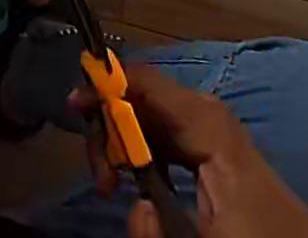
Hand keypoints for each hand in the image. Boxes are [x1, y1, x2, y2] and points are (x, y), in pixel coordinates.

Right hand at [79, 67, 307, 237]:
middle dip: (117, 122)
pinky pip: (179, 141)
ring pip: (165, 119)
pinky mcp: (230, 168)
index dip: (113, 84)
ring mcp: (228, 147)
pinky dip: (150, 150)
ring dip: (130, 139)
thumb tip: (133, 204)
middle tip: (97, 166)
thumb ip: (159, 230)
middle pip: (156, 100)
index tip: (77, 102)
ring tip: (110, 178)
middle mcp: (222, 129)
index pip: (157, 87)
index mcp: (219, 140)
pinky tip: (138, 177)